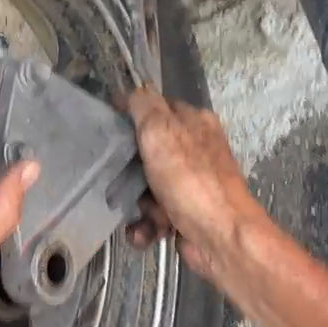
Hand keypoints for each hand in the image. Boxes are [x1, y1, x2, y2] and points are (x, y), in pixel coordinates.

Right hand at [124, 89, 269, 282]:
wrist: (221, 237)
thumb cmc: (190, 180)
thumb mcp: (161, 131)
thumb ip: (144, 106)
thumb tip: (133, 89)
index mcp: (194, 122)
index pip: (156, 108)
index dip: (131, 116)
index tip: (105, 126)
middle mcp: (195, 150)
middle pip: (147, 151)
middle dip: (129, 170)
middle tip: (117, 178)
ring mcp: (191, 184)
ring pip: (146, 187)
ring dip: (136, 205)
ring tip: (137, 215)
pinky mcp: (186, 214)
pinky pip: (154, 216)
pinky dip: (145, 227)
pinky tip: (144, 234)